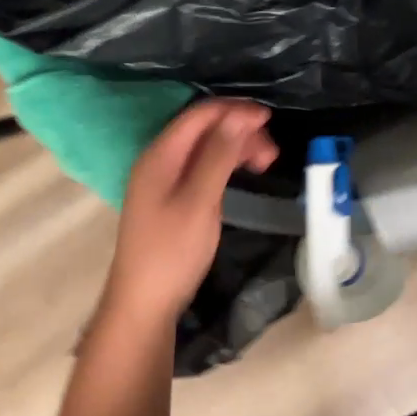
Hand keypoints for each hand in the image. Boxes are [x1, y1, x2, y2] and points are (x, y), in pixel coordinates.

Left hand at [101, 99, 278, 323]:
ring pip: (205, 148)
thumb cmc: (172, 252)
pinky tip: (243, 174)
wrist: (144, 305)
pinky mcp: (171, 198)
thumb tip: (239, 115)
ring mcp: (164, 180)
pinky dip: (225, 165)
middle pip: (203, 129)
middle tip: (272, 151)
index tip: (269, 118)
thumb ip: (218, 155)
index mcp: (160, 155)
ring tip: (267, 162)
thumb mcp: (200, 201)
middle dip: (239, 130)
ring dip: (236, 147)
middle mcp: (159, 160)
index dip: (234, 110)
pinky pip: (201, 167)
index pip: (199, 114)